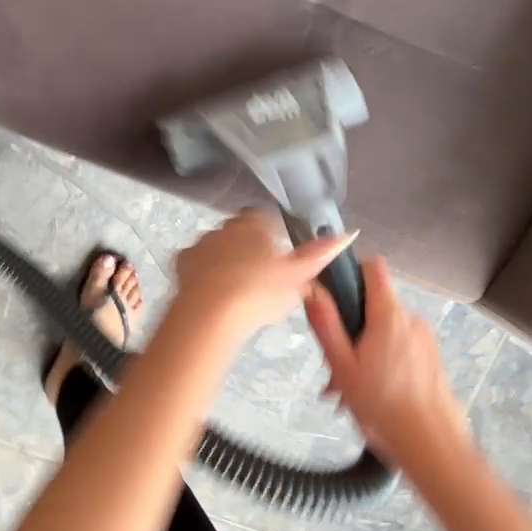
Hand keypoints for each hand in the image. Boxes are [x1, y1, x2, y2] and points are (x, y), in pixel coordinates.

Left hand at [171, 209, 355, 339]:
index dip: (273, 234)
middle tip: (262, 277)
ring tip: (239, 289)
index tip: (279, 256)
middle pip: (240, 232)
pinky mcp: (182, 262)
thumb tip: (349, 233)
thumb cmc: (259, 291)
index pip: (264, 217)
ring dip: (226, 260)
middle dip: (249, 247)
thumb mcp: (298, 276)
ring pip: (217, 247)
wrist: (211, 313)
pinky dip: (205, 274)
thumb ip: (321, 254)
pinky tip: (215, 294)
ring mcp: (200, 243)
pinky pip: (197, 264)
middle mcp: (224, 227)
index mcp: (253, 224)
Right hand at [305, 257, 464, 456]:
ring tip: (347, 389)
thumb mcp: (342, 365)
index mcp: (389, 314)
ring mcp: (425, 340)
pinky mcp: (432, 361)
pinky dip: (382, 363)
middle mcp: (411, 319)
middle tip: (333, 362)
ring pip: (385, 331)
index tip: (332, 294)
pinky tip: (370, 397)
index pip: (372, 267)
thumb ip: (326, 323)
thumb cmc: (383, 404)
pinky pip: (400, 349)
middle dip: (349, 326)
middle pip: (373, 305)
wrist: (435, 449)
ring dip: (363, 350)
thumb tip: (312, 288)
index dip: (349, 271)